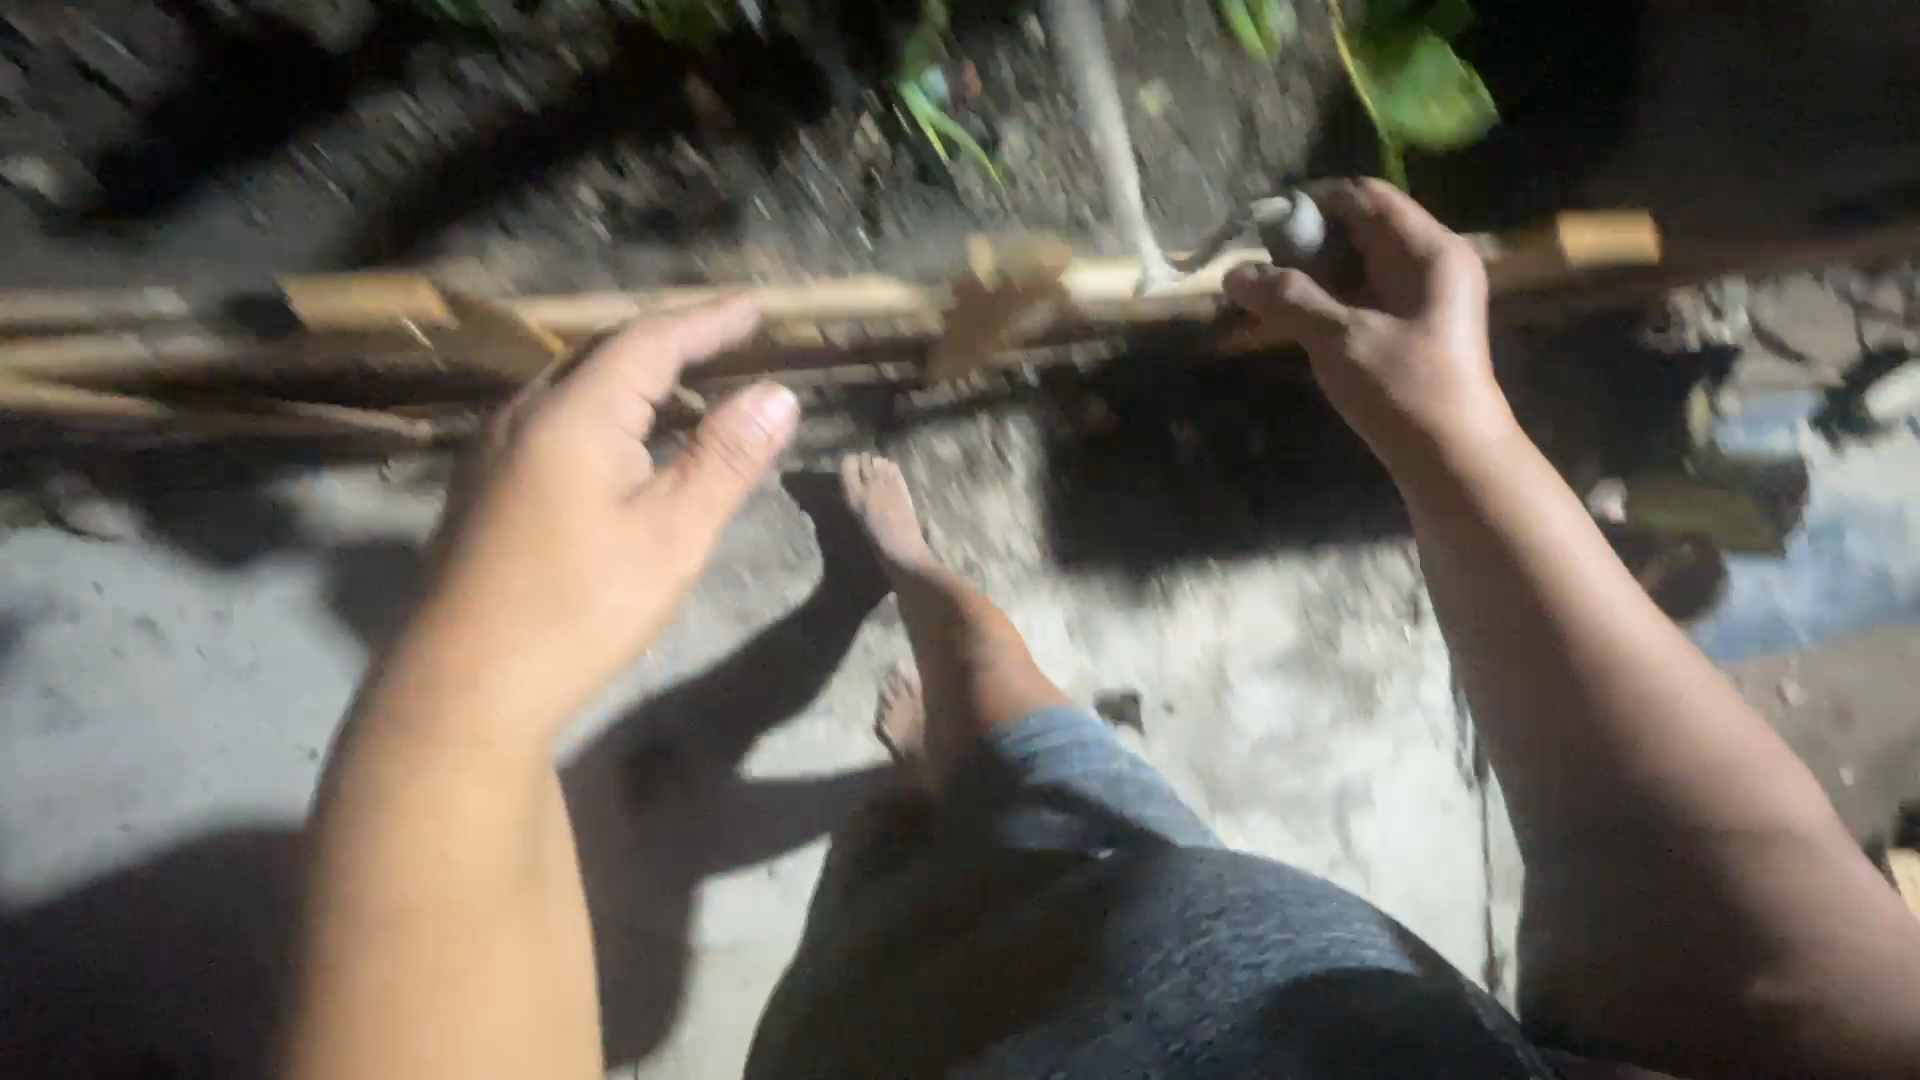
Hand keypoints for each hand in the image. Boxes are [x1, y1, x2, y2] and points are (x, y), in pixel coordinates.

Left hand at [403, 297, 798, 726]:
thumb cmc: (581, 608)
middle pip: (607, 351)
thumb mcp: (673, 534)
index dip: (709, 320)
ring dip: (639, 375)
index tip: (758, 308)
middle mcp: (525, 414)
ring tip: (691, 384)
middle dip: (674, 339)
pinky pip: (558, 419)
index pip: (651, 340)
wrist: (465, 687)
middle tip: (729, 337)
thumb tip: (779, 394)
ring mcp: (496, 450)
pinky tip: (628, 443)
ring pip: (578, 385)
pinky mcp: (488, 486)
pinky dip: (610, 410)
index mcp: (574, 415)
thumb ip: (726, 458)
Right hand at [1225, 179, 1517, 477]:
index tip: (1261, 224)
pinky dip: (1325, 296)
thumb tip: (1233, 273)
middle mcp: (1429, 261)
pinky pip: (1360, 293)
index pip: (1365, 197)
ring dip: (1310, 272)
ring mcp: (1420, 294)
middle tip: (1255, 262)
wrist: (1449, 454)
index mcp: (1427, 250)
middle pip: (1360, 227)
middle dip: (1305, 240)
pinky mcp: (1408, 324)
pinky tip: (1291, 315)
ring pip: (1357, 263)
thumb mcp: (1339, 339)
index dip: (1312, 202)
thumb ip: (1288, 299)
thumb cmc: (1403, 388)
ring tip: (1263, 290)